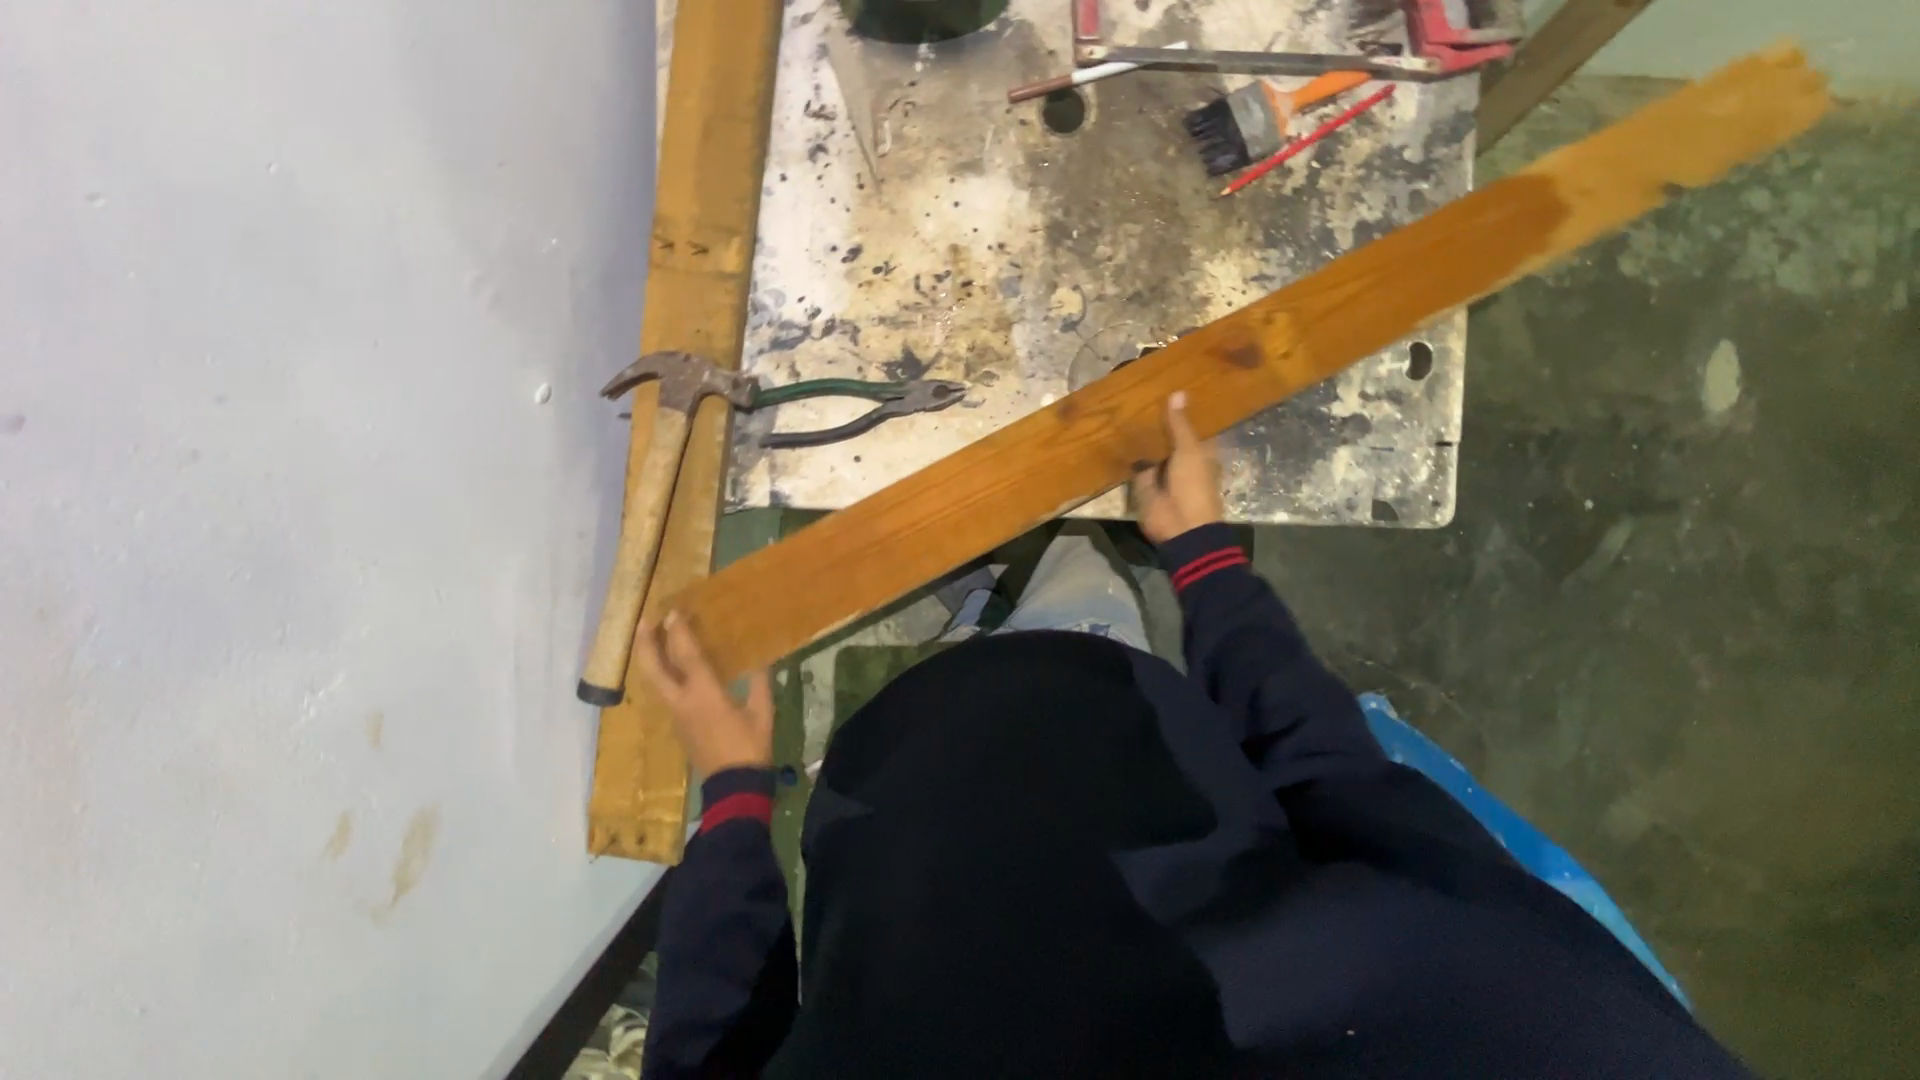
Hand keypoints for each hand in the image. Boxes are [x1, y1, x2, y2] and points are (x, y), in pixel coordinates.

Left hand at [634, 613, 773, 778]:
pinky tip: (673, 668)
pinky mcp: (678, 726)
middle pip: (653, 668)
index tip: (673, 611)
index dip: (678, 631)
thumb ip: (760, 683)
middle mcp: (682, 701)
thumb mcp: (762, 713)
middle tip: (645, 621)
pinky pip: (664, 693)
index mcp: (704, 694)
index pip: (685, 655)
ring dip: (651, 658)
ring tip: (655, 639)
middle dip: (645, 643)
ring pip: (654, 681)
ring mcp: (676, 715)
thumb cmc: (750, 747)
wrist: (733, 786)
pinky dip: (662, 674)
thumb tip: (760, 660)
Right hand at [1130, 391, 1223, 543]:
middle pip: (1169, 436)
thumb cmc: (1194, 486)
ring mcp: (1161, 472)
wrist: (1180, 526)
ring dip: (1140, 436)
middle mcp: (1181, 459)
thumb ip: (1180, 425)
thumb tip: (1178, 392)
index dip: (1182, 410)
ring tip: (1124, 406)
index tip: (1168, 388)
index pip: (1191, 425)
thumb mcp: (1189, 451)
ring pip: (1150, 449)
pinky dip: (1127, 453)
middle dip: (1158, 421)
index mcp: (1201, 451)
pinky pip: (1134, 464)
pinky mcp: (1143, 483)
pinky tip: (1114, 433)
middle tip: (1140, 393)